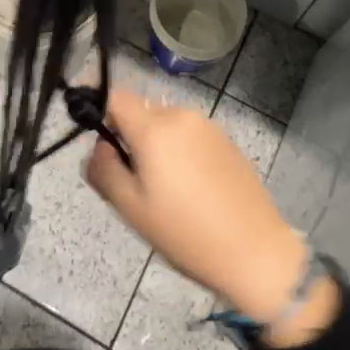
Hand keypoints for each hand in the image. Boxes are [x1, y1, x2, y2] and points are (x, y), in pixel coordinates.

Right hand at [84, 87, 311, 325]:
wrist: (256, 252)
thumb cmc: (186, 233)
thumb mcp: (132, 208)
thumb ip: (104, 170)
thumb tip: (98, 149)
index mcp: (155, 129)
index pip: (115, 96)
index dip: (98, 109)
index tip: (93, 135)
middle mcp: (182, 116)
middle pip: (141, 111)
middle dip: (128, 135)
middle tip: (130, 179)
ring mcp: (208, 127)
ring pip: (165, 124)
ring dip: (155, 144)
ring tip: (163, 189)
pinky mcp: (227, 142)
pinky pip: (189, 136)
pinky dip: (179, 151)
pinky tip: (190, 189)